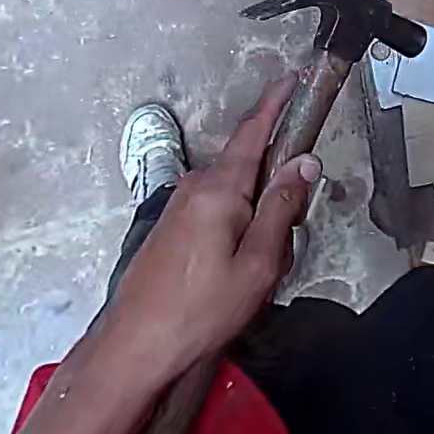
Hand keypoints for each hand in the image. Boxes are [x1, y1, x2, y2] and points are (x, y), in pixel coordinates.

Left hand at [98, 74, 318, 380]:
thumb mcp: (259, 261)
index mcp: (220, 188)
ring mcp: (180, 206)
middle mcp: (196, 186)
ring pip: (237, 193)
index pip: (254, 130)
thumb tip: (305, 162)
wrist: (128, 355)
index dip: (276, 102)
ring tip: (260, 265)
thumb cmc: (198, 310)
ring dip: (258, 216)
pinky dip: (239, 227)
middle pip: (252, 166)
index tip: (293, 78)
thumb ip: (284, 205)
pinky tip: (235, 269)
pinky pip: (219, 210)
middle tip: (287, 236)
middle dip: (278, 188)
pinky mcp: (172, 227)